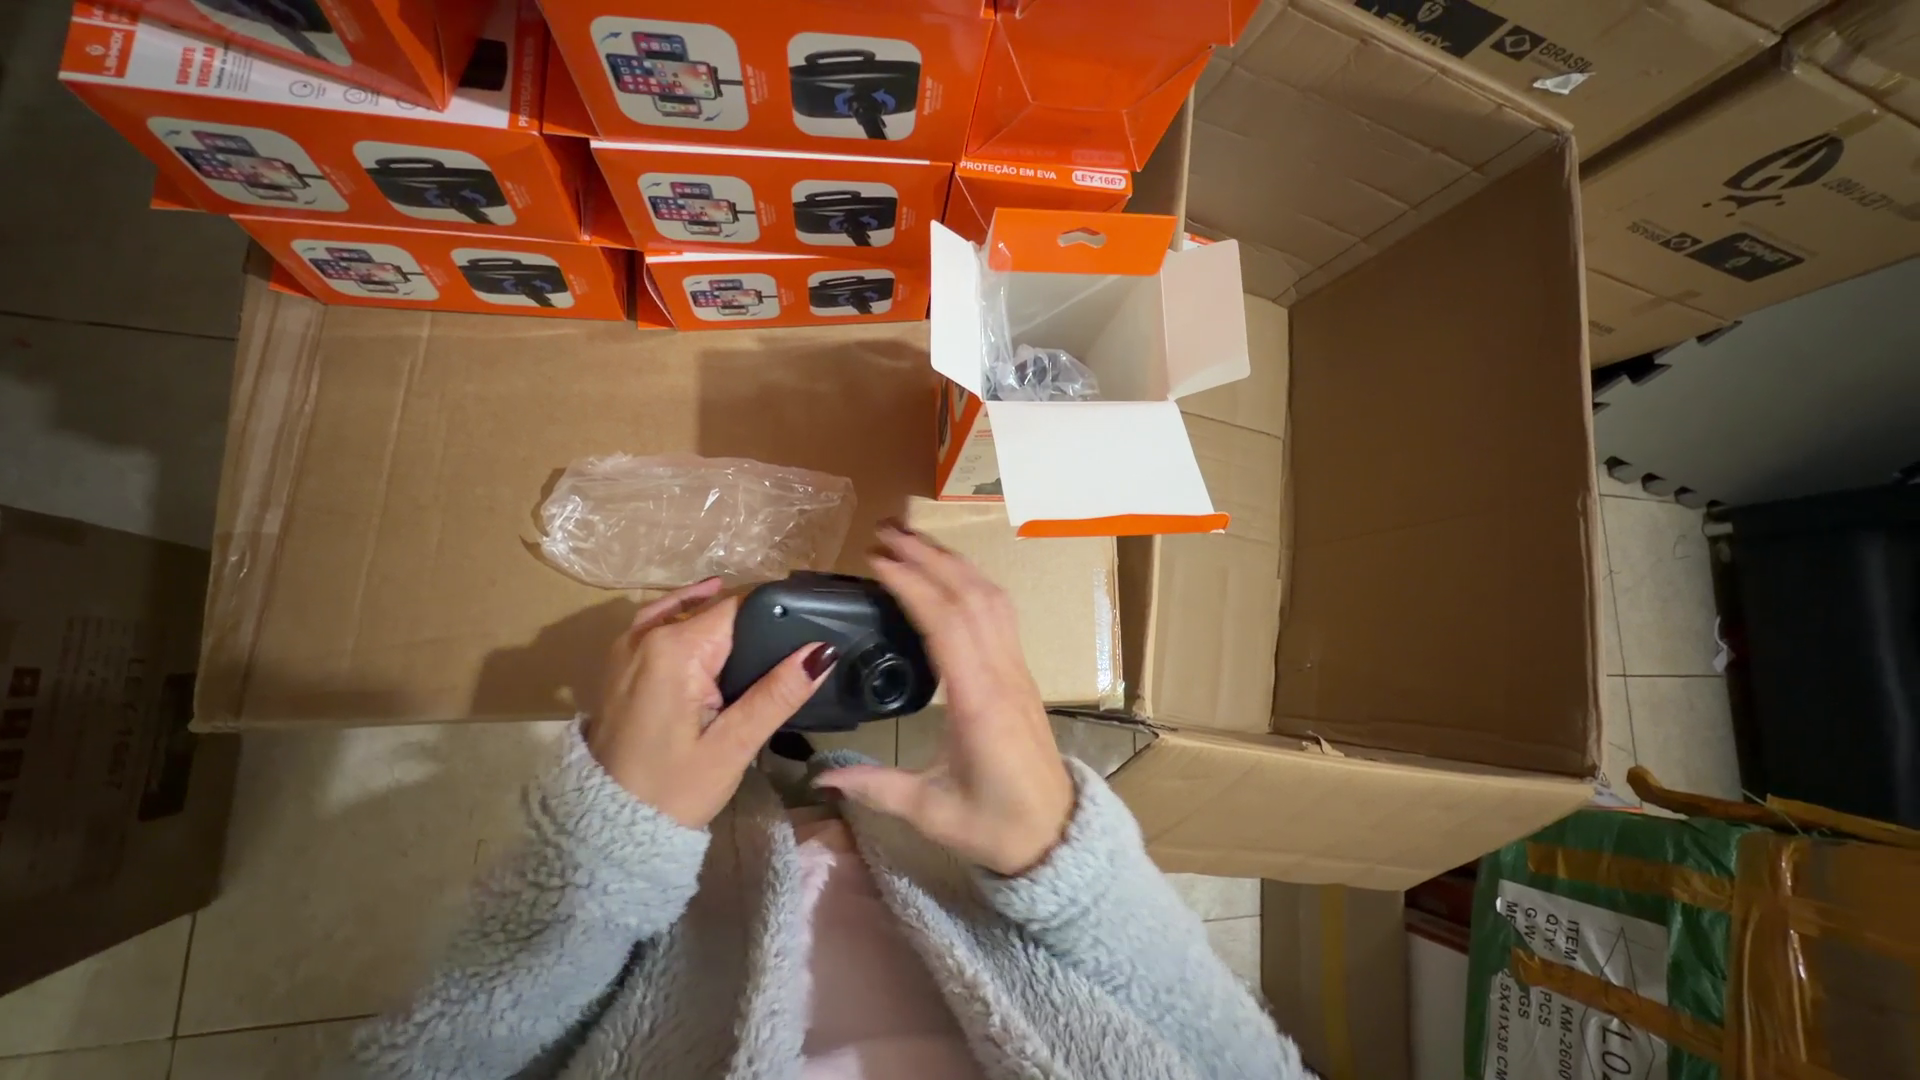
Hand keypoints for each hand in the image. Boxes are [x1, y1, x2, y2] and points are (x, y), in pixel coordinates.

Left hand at [587, 577, 838, 827]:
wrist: (606, 829)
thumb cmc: (674, 789)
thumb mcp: (733, 745)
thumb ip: (777, 693)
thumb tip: (823, 650)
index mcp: (676, 648)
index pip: (738, 606)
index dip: (775, 609)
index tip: (808, 619)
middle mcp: (646, 635)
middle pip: (712, 607)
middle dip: (751, 617)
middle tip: (796, 634)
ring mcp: (626, 648)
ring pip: (684, 612)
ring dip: (718, 617)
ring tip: (760, 628)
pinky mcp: (618, 666)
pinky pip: (657, 624)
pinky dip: (684, 617)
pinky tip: (705, 625)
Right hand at [817, 522, 1074, 876]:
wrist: (1058, 835)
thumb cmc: (996, 826)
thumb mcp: (931, 812)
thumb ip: (875, 788)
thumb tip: (819, 778)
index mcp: (980, 704)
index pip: (948, 625)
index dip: (914, 586)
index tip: (878, 561)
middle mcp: (1003, 674)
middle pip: (971, 596)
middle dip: (929, 557)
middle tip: (886, 531)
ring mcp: (1018, 669)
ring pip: (992, 597)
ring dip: (953, 561)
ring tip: (913, 539)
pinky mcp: (1022, 671)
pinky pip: (1001, 612)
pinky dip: (973, 580)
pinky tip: (950, 572)